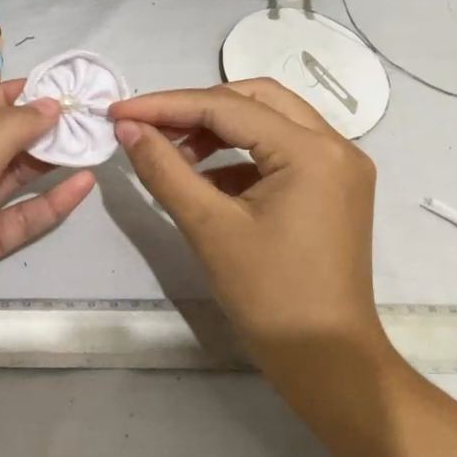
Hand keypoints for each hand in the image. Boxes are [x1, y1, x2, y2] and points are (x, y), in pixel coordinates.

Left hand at [0, 81, 99, 348]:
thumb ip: (6, 134)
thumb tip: (47, 103)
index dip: (11, 95)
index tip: (57, 88)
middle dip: (35, 127)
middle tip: (84, 117)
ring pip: (10, 178)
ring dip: (46, 162)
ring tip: (90, 145)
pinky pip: (19, 216)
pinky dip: (49, 202)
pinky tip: (82, 185)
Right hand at [108, 79, 386, 376]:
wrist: (324, 357)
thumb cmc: (268, 293)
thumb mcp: (208, 226)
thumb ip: (164, 169)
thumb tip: (127, 129)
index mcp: (311, 151)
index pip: (227, 107)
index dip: (166, 105)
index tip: (118, 113)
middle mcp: (335, 146)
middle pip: (255, 99)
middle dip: (196, 108)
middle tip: (148, 128)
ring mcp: (338, 168)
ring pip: (270, 121)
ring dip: (218, 129)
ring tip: (172, 155)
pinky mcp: (332, 190)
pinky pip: (280, 152)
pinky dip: (239, 155)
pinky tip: (204, 180)